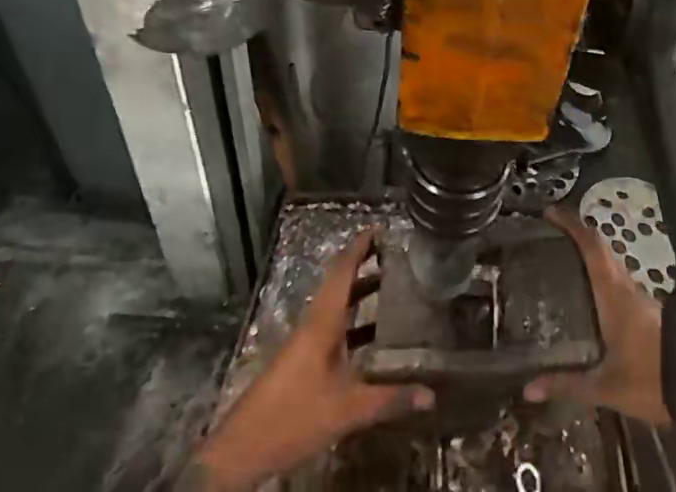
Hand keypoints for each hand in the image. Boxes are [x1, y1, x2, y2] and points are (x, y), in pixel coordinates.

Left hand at [194, 231, 434, 490]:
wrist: (244, 446)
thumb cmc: (294, 416)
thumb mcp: (346, 410)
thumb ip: (388, 399)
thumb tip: (431, 394)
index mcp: (321, 323)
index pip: (341, 273)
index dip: (357, 248)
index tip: (377, 229)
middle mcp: (313, 325)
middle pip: (339, 284)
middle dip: (363, 266)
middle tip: (392, 253)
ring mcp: (306, 342)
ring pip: (336, 307)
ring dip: (360, 294)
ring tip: (391, 285)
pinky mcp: (304, 360)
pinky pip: (333, 328)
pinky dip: (354, 323)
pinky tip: (374, 336)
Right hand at [522, 206, 670, 425]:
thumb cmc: (652, 385)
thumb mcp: (604, 388)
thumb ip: (566, 384)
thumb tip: (528, 389)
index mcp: (615, 298)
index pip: (593, 249)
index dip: (572, 226)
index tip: (551, 213)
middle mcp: (629, 291)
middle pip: (602, 250)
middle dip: (577, 234)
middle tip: (549, 232)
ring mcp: (642, 300)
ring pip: (613, 265)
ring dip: (590, 254)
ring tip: (562, 257)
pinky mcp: (649, 312)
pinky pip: (620, 282)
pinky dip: (601, 274)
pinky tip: (589, 292)